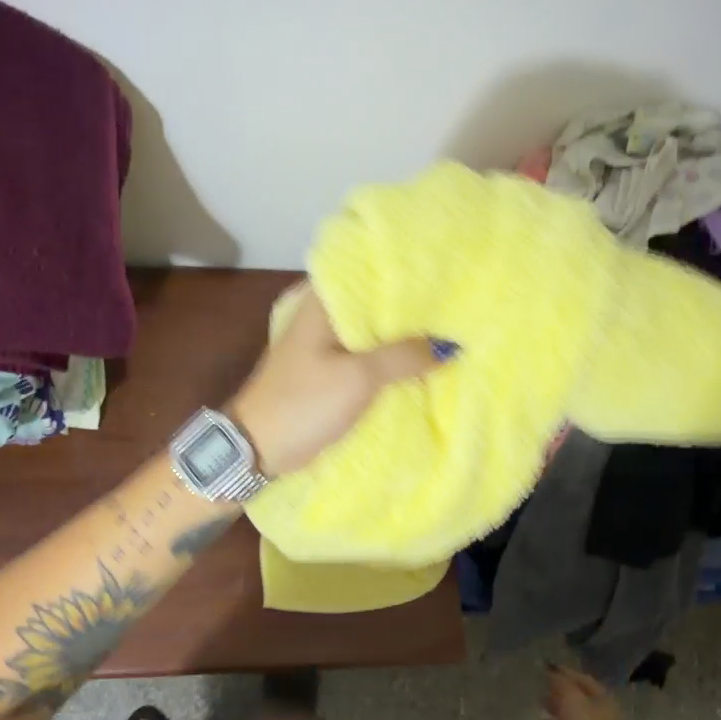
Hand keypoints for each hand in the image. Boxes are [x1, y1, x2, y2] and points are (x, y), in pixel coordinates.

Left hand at [227, 282, 448, 478]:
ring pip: (376, 333)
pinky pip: (370, 357)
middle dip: (415, 309)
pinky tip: (425, 361)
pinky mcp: (330, 371)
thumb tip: (450, 344)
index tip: (451, 276)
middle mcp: (325, 313)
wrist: (258, 448)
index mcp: (323, 300)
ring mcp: (327, 344)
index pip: (374, 271)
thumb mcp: (358, 377)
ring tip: (454, 330)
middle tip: (462, 308)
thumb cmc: (303, 403)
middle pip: (379, 304)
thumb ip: (404, 355)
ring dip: (406, 337)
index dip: (412, 273)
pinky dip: (393, 360)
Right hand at [541, 664, 619, 719]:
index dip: (568, 673)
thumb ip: (561, 682)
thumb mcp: (570, 698)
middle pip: (580, 698)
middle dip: (561, 691)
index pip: (586, 681)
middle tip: (543, 685)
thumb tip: (552, 671)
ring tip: (540, 702)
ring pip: (572, 715)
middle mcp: (601, 717)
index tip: (548, 668)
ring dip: (556, 707)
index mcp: (605, 703)